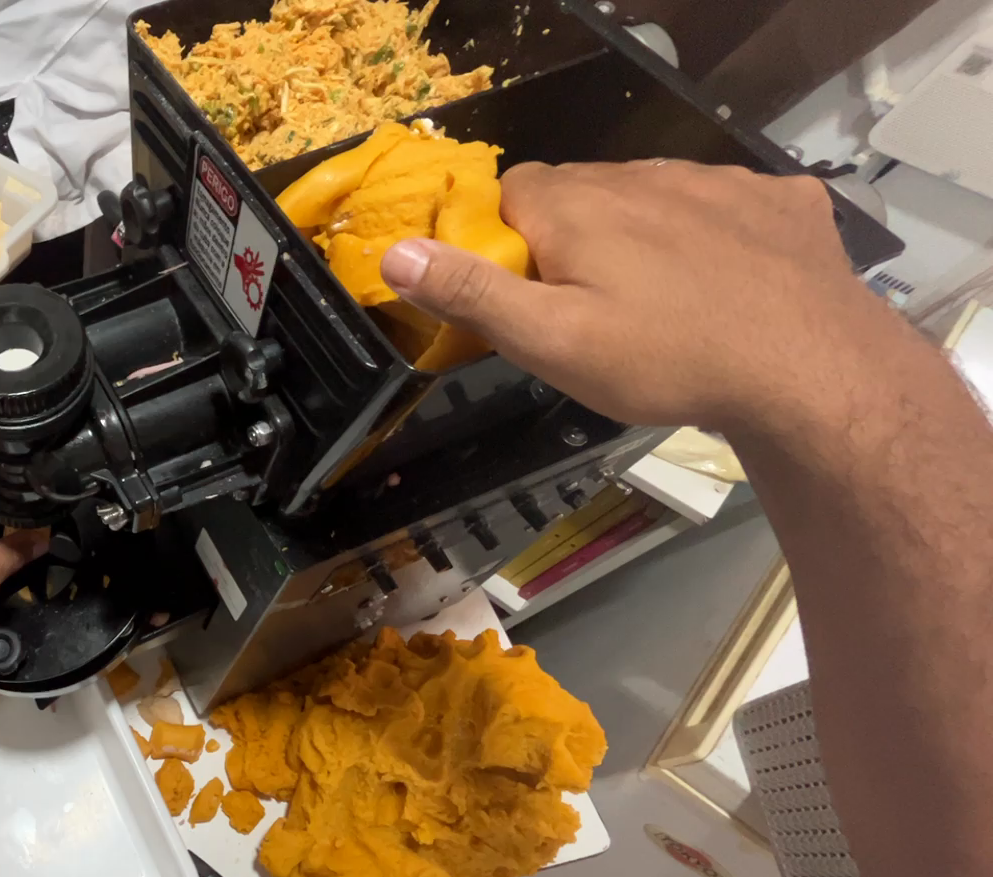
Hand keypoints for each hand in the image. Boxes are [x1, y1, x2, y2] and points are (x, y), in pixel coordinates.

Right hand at [378, 160, 910, 434]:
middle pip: (573, 189)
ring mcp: (719, 182)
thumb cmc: (657, 359)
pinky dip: (693, 229)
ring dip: (621, 228)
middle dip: (555, 233)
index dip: (497, 236)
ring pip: (641, 191)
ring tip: (636, 295)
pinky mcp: (777, 200)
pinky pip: (712, 200)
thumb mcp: (543, 339)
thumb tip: (396, 252)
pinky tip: (706, 278)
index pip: (509, 190)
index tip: (509, 286)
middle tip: (564, 303)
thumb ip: (468, 292)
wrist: (810, 372)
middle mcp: (644, 176)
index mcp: (578, 209)